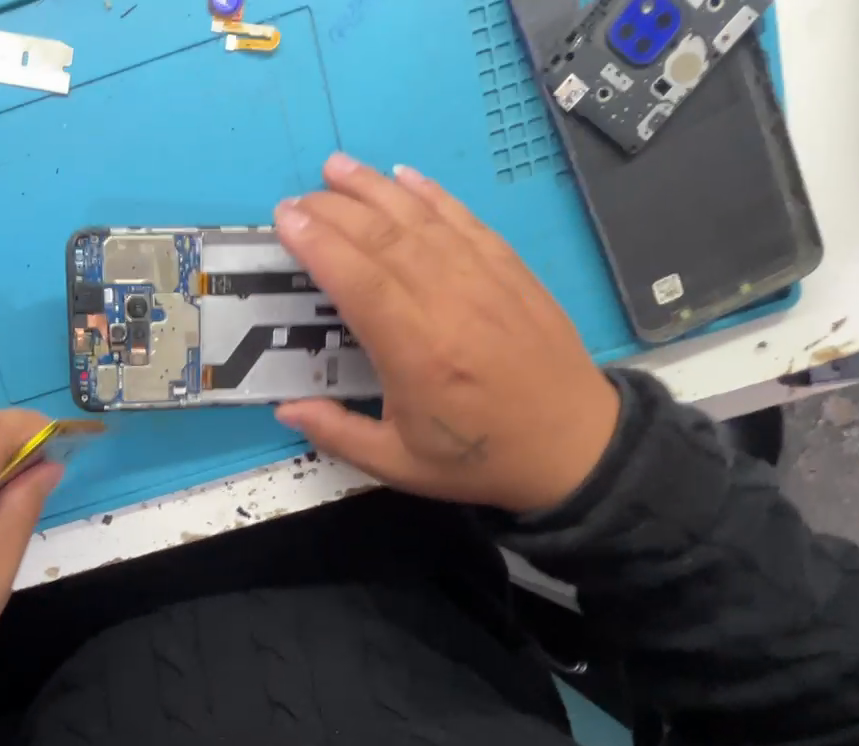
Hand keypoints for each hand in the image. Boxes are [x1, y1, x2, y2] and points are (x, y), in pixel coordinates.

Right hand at [273, 153, 621, 514]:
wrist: (574, 447)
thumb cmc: (478, 459)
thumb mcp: (397, 465)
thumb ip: (336, 434)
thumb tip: (285, 409)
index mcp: (417, 353)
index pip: (359, 280)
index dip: (318, 244)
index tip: (285, 220)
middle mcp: (450, 302)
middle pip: (384, 239)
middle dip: (334, 210)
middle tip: (296, 199)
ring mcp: (486, 280)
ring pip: (423, 220)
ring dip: (375, 188)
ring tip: (337, 167)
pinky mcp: (511, 271)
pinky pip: (466, 221)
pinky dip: (433, 194)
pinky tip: (405, 176)